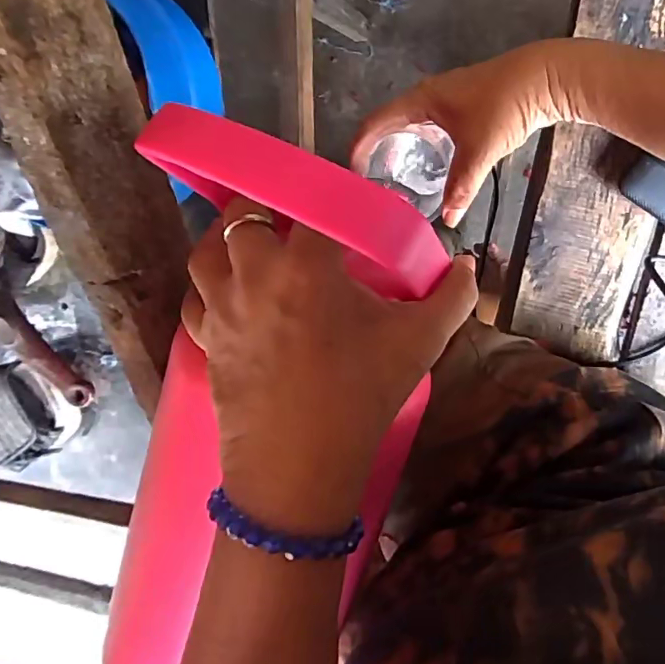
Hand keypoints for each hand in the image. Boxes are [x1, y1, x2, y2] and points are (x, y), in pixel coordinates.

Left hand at [182, 199, 479, 532]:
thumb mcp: (419, 342)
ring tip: (254, 242)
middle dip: (266, 206)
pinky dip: (208, 287)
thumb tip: (469, 265)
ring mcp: (223, 309)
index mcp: (306, 266)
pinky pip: (195, 298)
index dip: (329, 192)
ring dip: (226, 238)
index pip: (313, 206)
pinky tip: (231, 293)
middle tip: (292, 216)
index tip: (344, 195)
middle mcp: (255, 275)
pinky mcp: (207, 341)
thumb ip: (452, 296)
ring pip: (206, 250)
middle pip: (243, 215)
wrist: (300, 471)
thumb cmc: (361, 397)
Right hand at [350, 39, 587, 225]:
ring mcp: (446, 97)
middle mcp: (427, 96)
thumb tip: (449, 219)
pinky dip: (424, 145)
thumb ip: (462, 185)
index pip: (375, 123)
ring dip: (401, 148)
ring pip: (412, 125)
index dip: (359, 147)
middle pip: (390, 123)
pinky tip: (434, 164)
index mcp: (420, 100)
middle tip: (373, 182)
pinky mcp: (464, 103)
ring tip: (397, 178)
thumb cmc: (504, 106)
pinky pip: (431, 126)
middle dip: (377, 151)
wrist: (543, 77)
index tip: (352, 173)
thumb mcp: (479, 150)